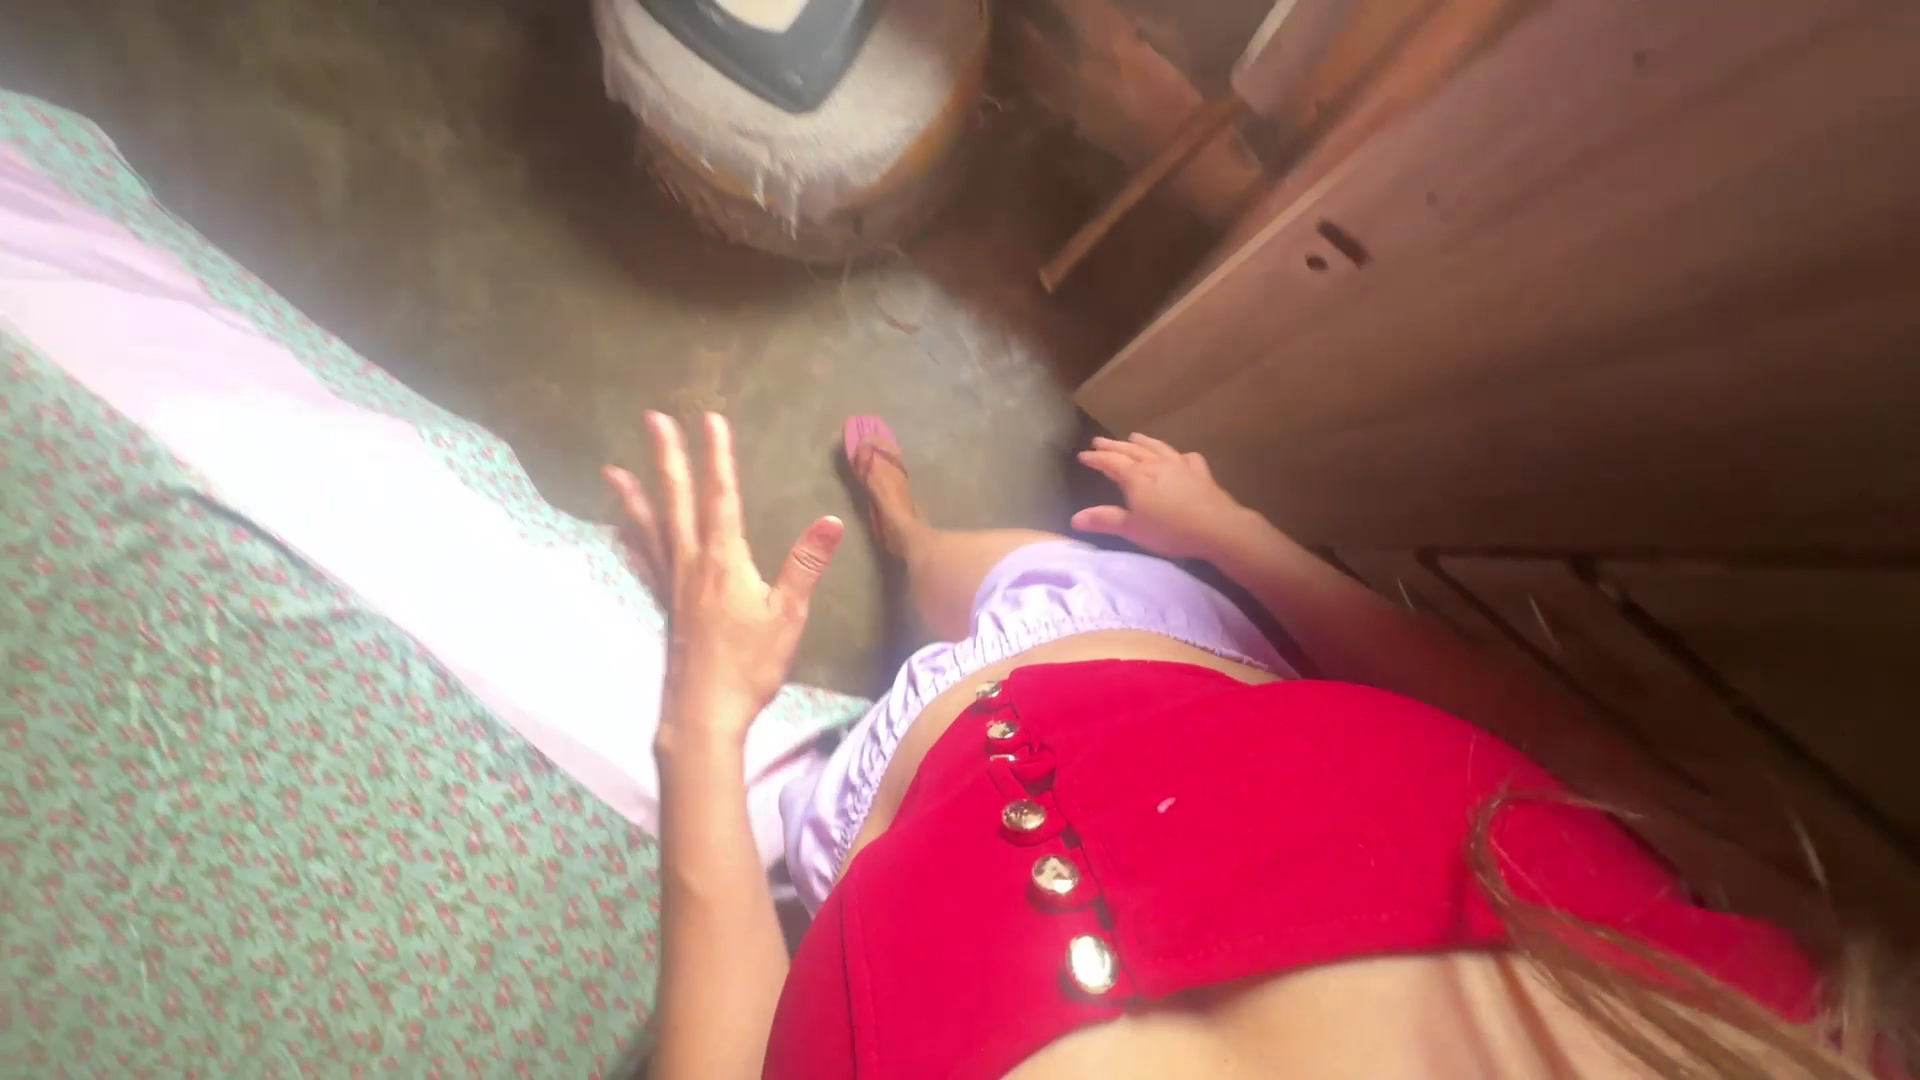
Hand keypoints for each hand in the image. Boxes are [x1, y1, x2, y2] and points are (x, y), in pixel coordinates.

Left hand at [604, 412, 844, 747]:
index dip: (717, 457)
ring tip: (614, 470)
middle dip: (669, 459)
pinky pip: (645, 562)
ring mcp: (673, 584)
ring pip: (652, 528)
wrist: (703, 712)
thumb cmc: (750, 664)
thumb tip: (831, 521)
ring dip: (636, 495)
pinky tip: (621, 532)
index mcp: (724, 561)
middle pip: (678, 501)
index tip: (711, 419)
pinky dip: (632, 541)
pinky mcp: (666, 605)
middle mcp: (692, 563)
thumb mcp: (788, 615)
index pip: (722, 497)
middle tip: (653, 420)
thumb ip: (805, 565)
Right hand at [1074, 434, 1252, 559]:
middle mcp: (1155, 464)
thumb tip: (1074, 518)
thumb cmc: (1169, 529)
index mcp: (1136, 477)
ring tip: (1132, 436)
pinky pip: (1186, 457)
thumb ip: (1104, 520)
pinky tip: (1178, 456)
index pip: (1110, 462)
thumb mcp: (1131, 528)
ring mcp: (1180, 465)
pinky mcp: (1200, 472)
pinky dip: (1177, 454)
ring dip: (1143, 441)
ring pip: (1157, 448)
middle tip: (1098, 440)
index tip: (1082, 455)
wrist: (1216, 527)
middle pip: (1130, 451)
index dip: (1095, 458)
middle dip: (1113, 445)